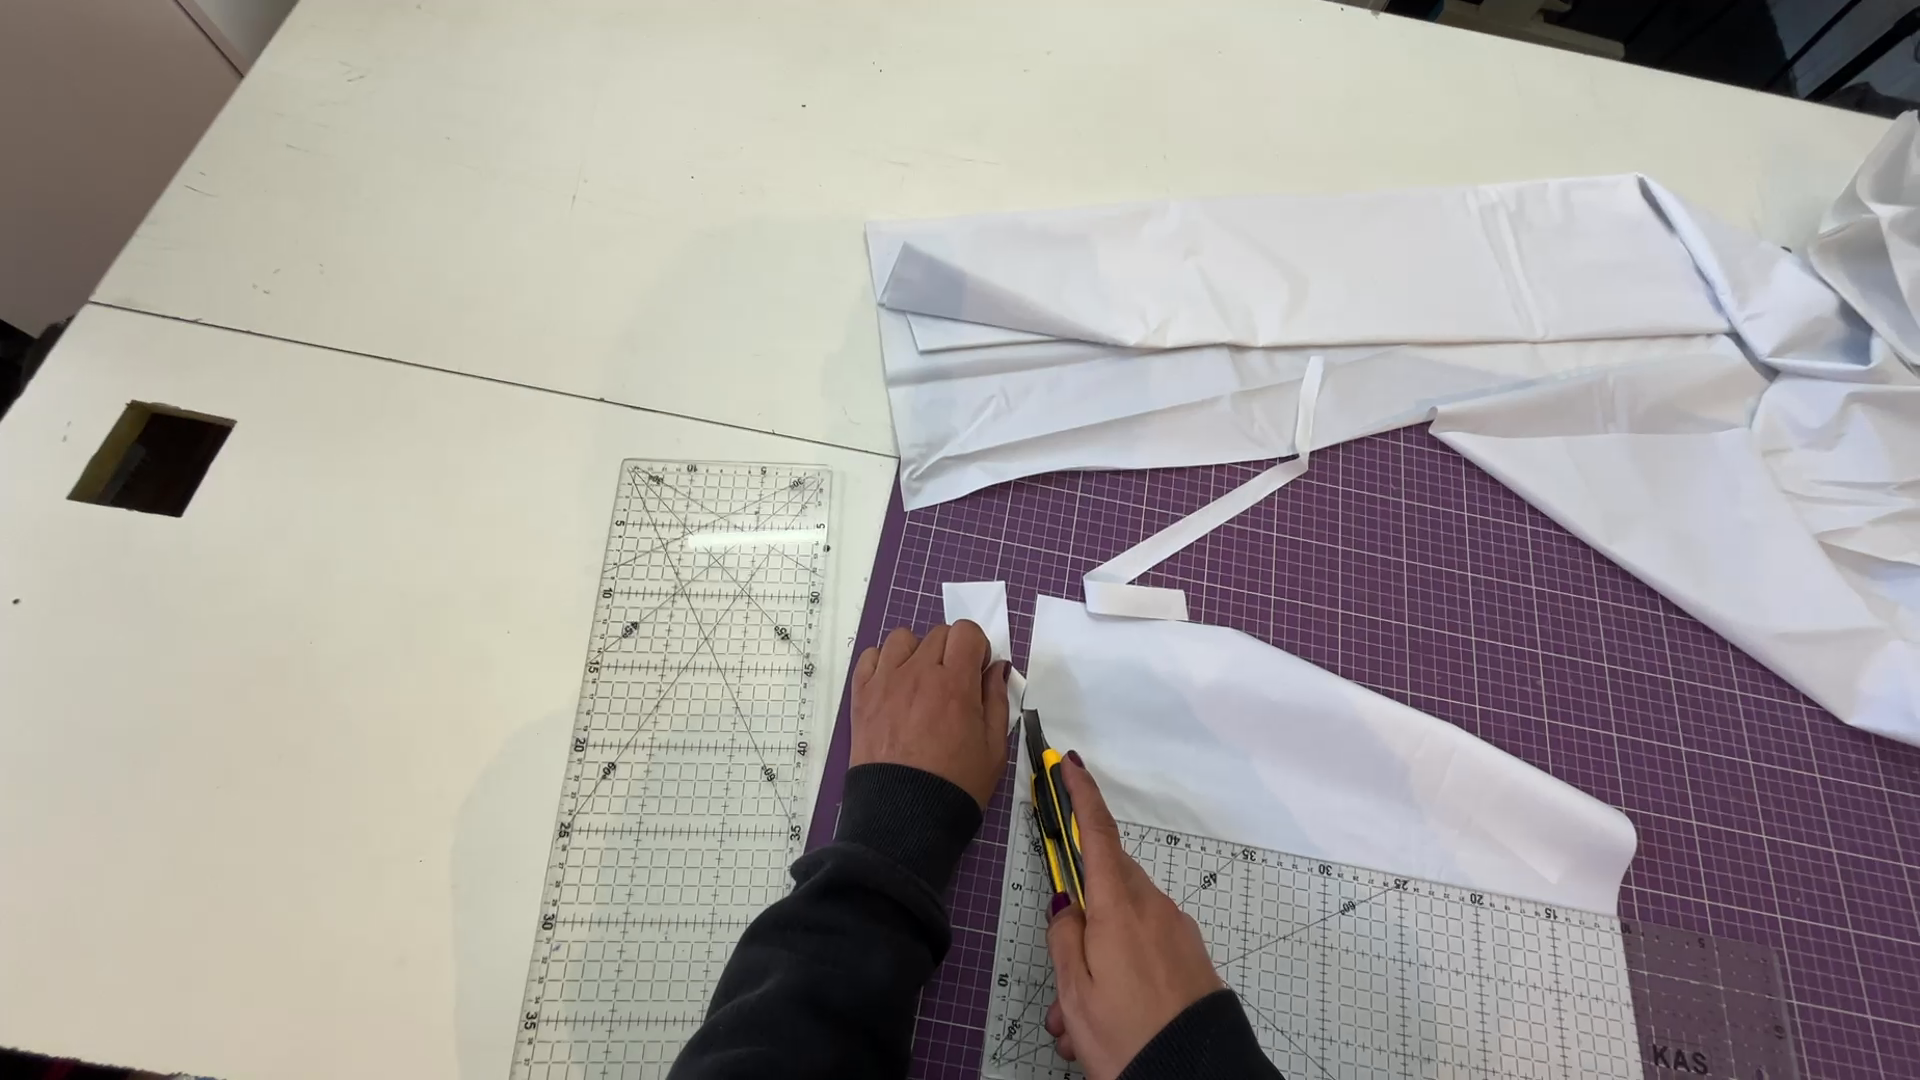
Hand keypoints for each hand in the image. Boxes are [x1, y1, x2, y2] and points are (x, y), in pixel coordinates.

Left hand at [850, 621, 1009, 808]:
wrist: (904, 818)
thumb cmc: (956, 785)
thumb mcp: (994, 748)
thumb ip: (997, 700)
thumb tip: (996, 668)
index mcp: (956, 684)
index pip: (967, 632)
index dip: (977, 648)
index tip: (976, 672)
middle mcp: (919, 673)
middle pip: (938, 633)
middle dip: (952, 652)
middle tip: (953, 685)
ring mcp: (886, 682)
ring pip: (903, 639)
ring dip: (917, 653)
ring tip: (920, 684)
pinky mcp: (861, 696)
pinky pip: (870, 657)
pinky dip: (883, 663)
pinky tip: (893, 687)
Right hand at [1044, 757, 1223, 1079]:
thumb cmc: (1128, 1035)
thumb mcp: (1076, 991)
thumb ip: (1065, 936)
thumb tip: (1068, 904)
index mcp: (1119, 905)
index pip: (1097, 831)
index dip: (1082, 793)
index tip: (1069, 763)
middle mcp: (1152, 906)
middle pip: (1106, 883)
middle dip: (1081, 916)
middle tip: (1062, 977)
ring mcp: (1176, 929)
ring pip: (1123, 921)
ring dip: (1098, 956)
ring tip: (1079, 1021)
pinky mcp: (1192, 955)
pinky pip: (1146, 944)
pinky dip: (1123, 969)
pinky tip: (1111, 1017)